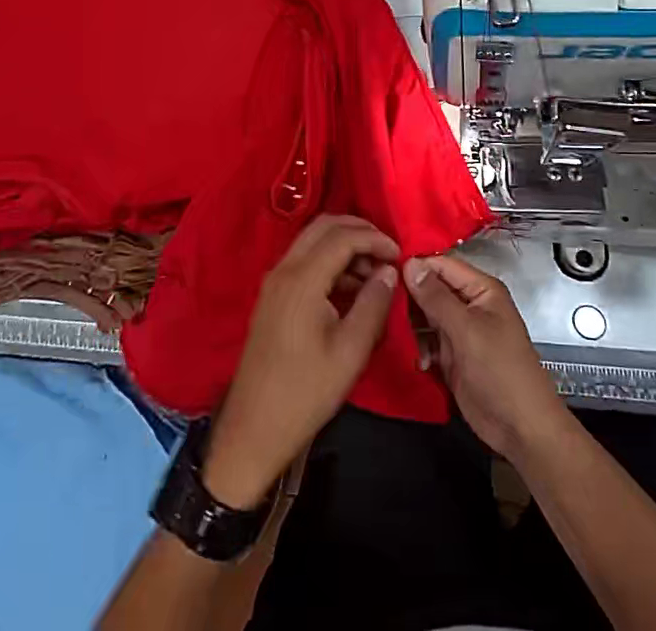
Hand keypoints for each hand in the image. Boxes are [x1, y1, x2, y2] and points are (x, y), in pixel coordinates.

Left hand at [203, 215, 399, 508]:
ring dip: (344, 246)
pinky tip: (352, 289)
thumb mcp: (351, 350)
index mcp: (301, 280)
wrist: (254, 429)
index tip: (400, 255)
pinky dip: (330, 262)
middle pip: (323, 226)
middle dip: (359, 231)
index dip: (376, 239)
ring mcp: (274, 283)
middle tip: (388, 253)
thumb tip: (389, 270)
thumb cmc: (306, 392)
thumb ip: (374, 303)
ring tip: (375, 275)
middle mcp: (283, 271)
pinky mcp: (272, 297)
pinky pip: (304, 261)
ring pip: (312, 242)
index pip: (343, 237)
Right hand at [403, 254, 570, 461]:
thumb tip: (410, 264)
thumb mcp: (467, 330)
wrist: (520, 426)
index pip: (443, 266)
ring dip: (411, 326)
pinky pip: (427, 341)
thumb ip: (436, 298)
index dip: (416, 266)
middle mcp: (470, 306)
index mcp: (482, 291)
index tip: (383, 271)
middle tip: (382, 305)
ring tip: (397, 335)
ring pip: (425, 316)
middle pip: (431, 290)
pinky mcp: (451, 356)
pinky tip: (419, 361)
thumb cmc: (501, 371)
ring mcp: (459, 332)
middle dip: (408, 297)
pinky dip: (419, 348)